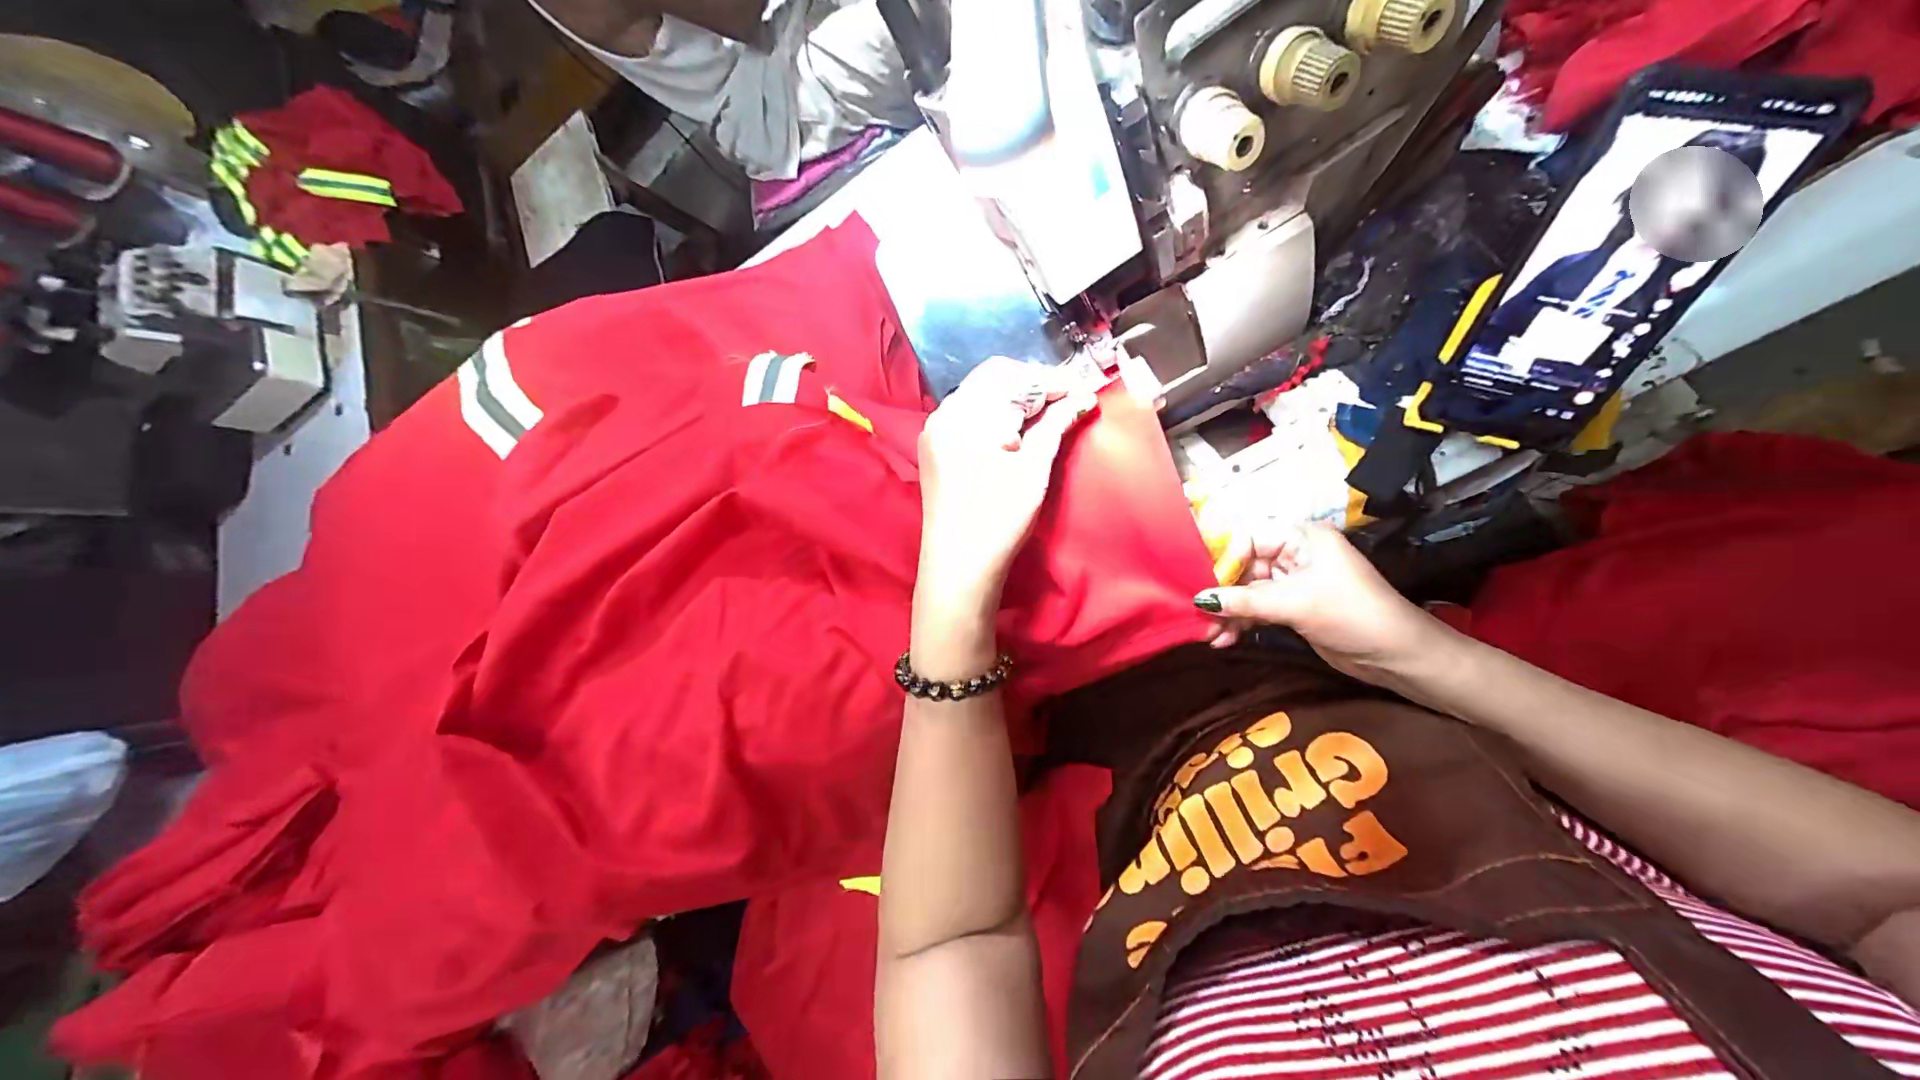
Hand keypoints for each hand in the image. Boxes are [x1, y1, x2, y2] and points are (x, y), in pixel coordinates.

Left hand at [915, 357, 1098, 617]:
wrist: (958, 565)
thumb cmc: (999, 517)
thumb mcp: (1034, 468)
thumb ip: (1055, 424)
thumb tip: (1082, 397)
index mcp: (967, 413)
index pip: (1011, 375)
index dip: (1048, 380)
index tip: (1078, 390)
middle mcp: (944, 414)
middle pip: (991, 381)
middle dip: (1030, 387)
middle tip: (1064, 402)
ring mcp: (935, 432)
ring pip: (978, 397)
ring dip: (1011, 400)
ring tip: (1042, 418)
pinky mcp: (934, 451)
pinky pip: (965, 417)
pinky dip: (992, 417)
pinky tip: (1012, 434)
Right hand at [1193, 524, 1455, 689]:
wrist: (1399, 657)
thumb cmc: (1353, 615)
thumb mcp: (1296, 604)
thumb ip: (1245, 601)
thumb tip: (1200, 599)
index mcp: (1301, 538)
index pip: (1248, 538)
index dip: (1224, 559)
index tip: (1205, 585)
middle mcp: (1295, 555)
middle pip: (1243, 566)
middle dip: (1221, 592)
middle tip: (1200, 615)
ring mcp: (1293, 582)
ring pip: (1247, 591)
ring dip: (1228, 613)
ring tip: (1211, 635)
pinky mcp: (1293, 608)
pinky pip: (1256, 609)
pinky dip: (1240, 623)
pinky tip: (1224, 640)